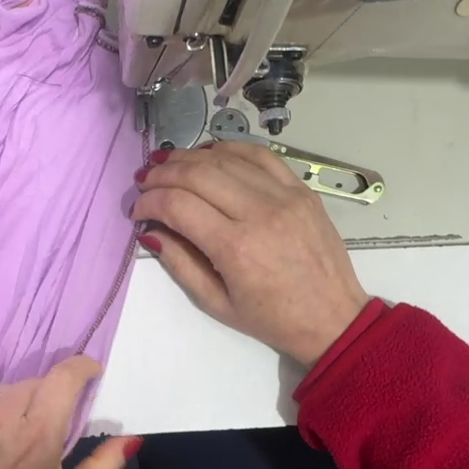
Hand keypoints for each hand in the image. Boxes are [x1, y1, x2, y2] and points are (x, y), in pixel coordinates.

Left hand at [0, 356, 137, 468]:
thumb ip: (103, 468)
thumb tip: (131, 438)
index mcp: (37, 436)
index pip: (64, 377)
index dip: (81, 368)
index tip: (88, 373)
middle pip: (32, 384)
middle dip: (45, 397)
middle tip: (42, 426)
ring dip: (8, 405)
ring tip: (5, 438)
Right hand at [132, 142, 368, 365]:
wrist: (331, 317)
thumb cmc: (272, 319)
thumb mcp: (217, 304)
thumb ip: (180, 264)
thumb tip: (152, 231)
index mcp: (235, 248)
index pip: (178, 205)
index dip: (149, 202)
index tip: (137, 211)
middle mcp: (259, 213)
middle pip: (197, 174)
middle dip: (162, 175)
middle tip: (145, 183)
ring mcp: (284, 196)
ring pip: (225, 159)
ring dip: (190, 157)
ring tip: (168, 165)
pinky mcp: (301, 189)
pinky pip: (260, 155)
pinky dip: (229, 149)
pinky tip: (208, 155)